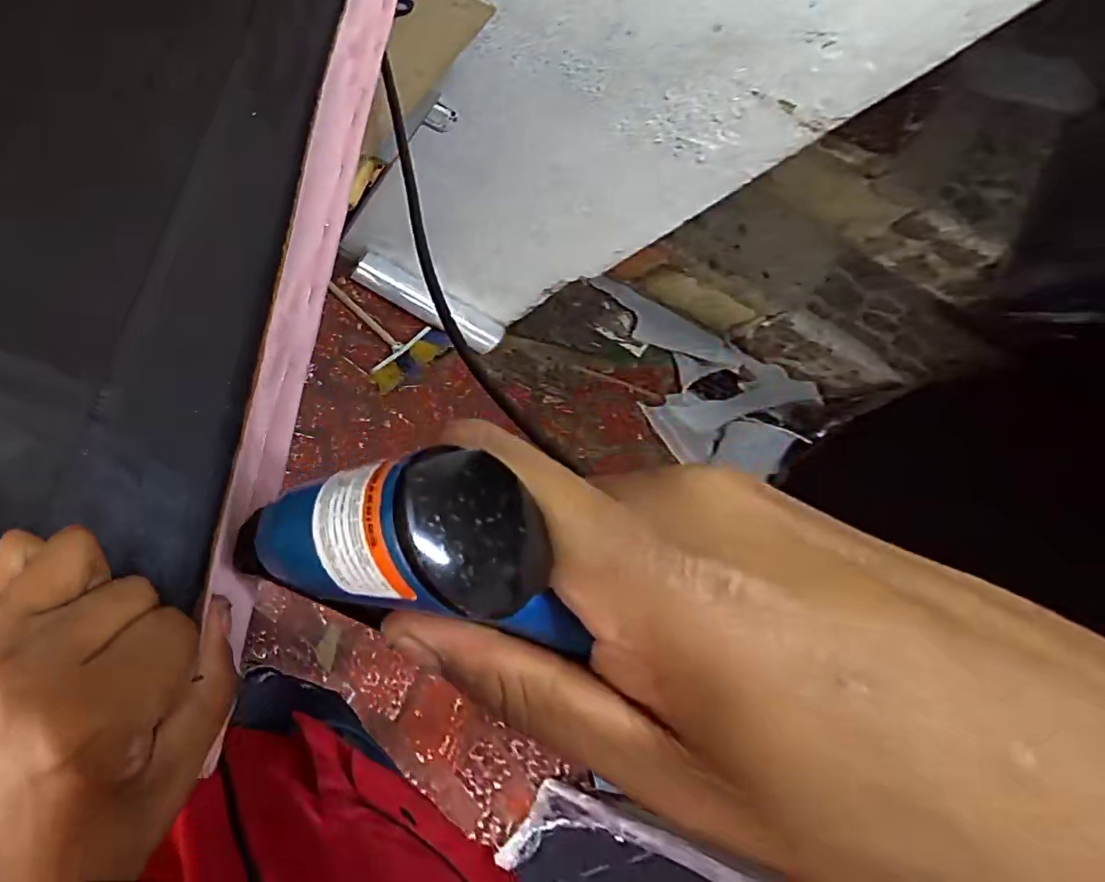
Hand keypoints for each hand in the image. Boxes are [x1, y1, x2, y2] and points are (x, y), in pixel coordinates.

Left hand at [0, 526, 237, 881]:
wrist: (3, 866)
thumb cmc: (97, 832)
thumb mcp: (175, 779)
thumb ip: (211, 685)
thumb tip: (218, 604)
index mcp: (86, 717)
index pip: (173, 630)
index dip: (180, 663)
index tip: (156, 701)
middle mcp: (33, 664)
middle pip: (134, 589)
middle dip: (145, 632)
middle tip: (123, 680)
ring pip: (83, 551)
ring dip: (102, 591)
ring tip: (89, 642)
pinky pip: (18, 546)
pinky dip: (46, 570)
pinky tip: (55, 615)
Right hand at [384, 420, 1104, 881]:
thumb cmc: (885, 819)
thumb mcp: (672, 780)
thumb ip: (519, 687)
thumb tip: (402, 631)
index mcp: (637, 556)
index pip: (482, 463)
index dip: (418, 497)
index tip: (397, 560)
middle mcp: (672, 490)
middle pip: (532, 504)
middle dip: (509, 570)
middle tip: (553, 659)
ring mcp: (733, 487)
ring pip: (593, 516)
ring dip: (579, 576)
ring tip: (651, 669)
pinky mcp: (778, 501)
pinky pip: (659, 519)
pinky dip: (637, 569)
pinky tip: (719, 647)